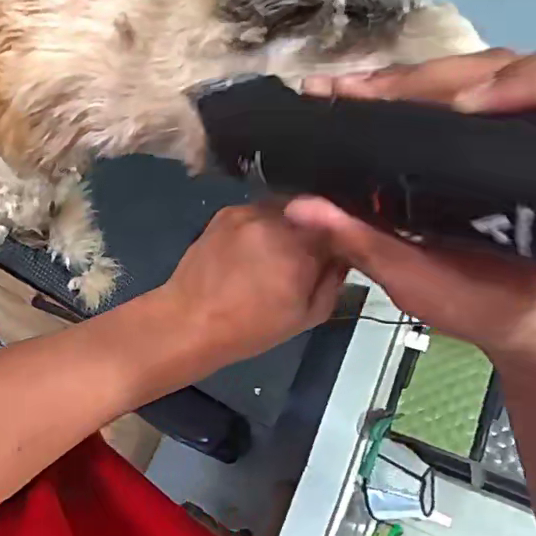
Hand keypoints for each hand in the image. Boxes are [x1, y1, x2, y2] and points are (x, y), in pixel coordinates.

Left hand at [149, 205, 347, 373]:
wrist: (191, 320)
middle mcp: (276, 224)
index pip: (340, 227)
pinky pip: (259, 210)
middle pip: (314, 212)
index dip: (342, 239)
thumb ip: (334, 280)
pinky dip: (264, 225)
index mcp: (300, 252)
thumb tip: (344, 256)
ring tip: (277, 254)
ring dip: (291, 225)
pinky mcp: (227, 211)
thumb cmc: (249, 327)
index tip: (338, 252)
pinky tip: (255, 249)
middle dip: (317, 230)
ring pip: (287, 208)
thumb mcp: (307, 316)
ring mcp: (249, 213)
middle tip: (308, 256)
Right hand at [288, 50, 535, 363]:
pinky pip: (466, 82)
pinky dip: (414, 83)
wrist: (514, 312)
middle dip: (436, 78)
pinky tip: (369, 91)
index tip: (465, 109)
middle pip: (520, 68)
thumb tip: (302, 207)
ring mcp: (534, 123)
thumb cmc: (490, 307)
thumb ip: (372, 247)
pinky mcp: (499, 121)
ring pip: (489, 65)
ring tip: (354, 91)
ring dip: (417, 76)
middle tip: (365, 95)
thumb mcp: (431, 288)